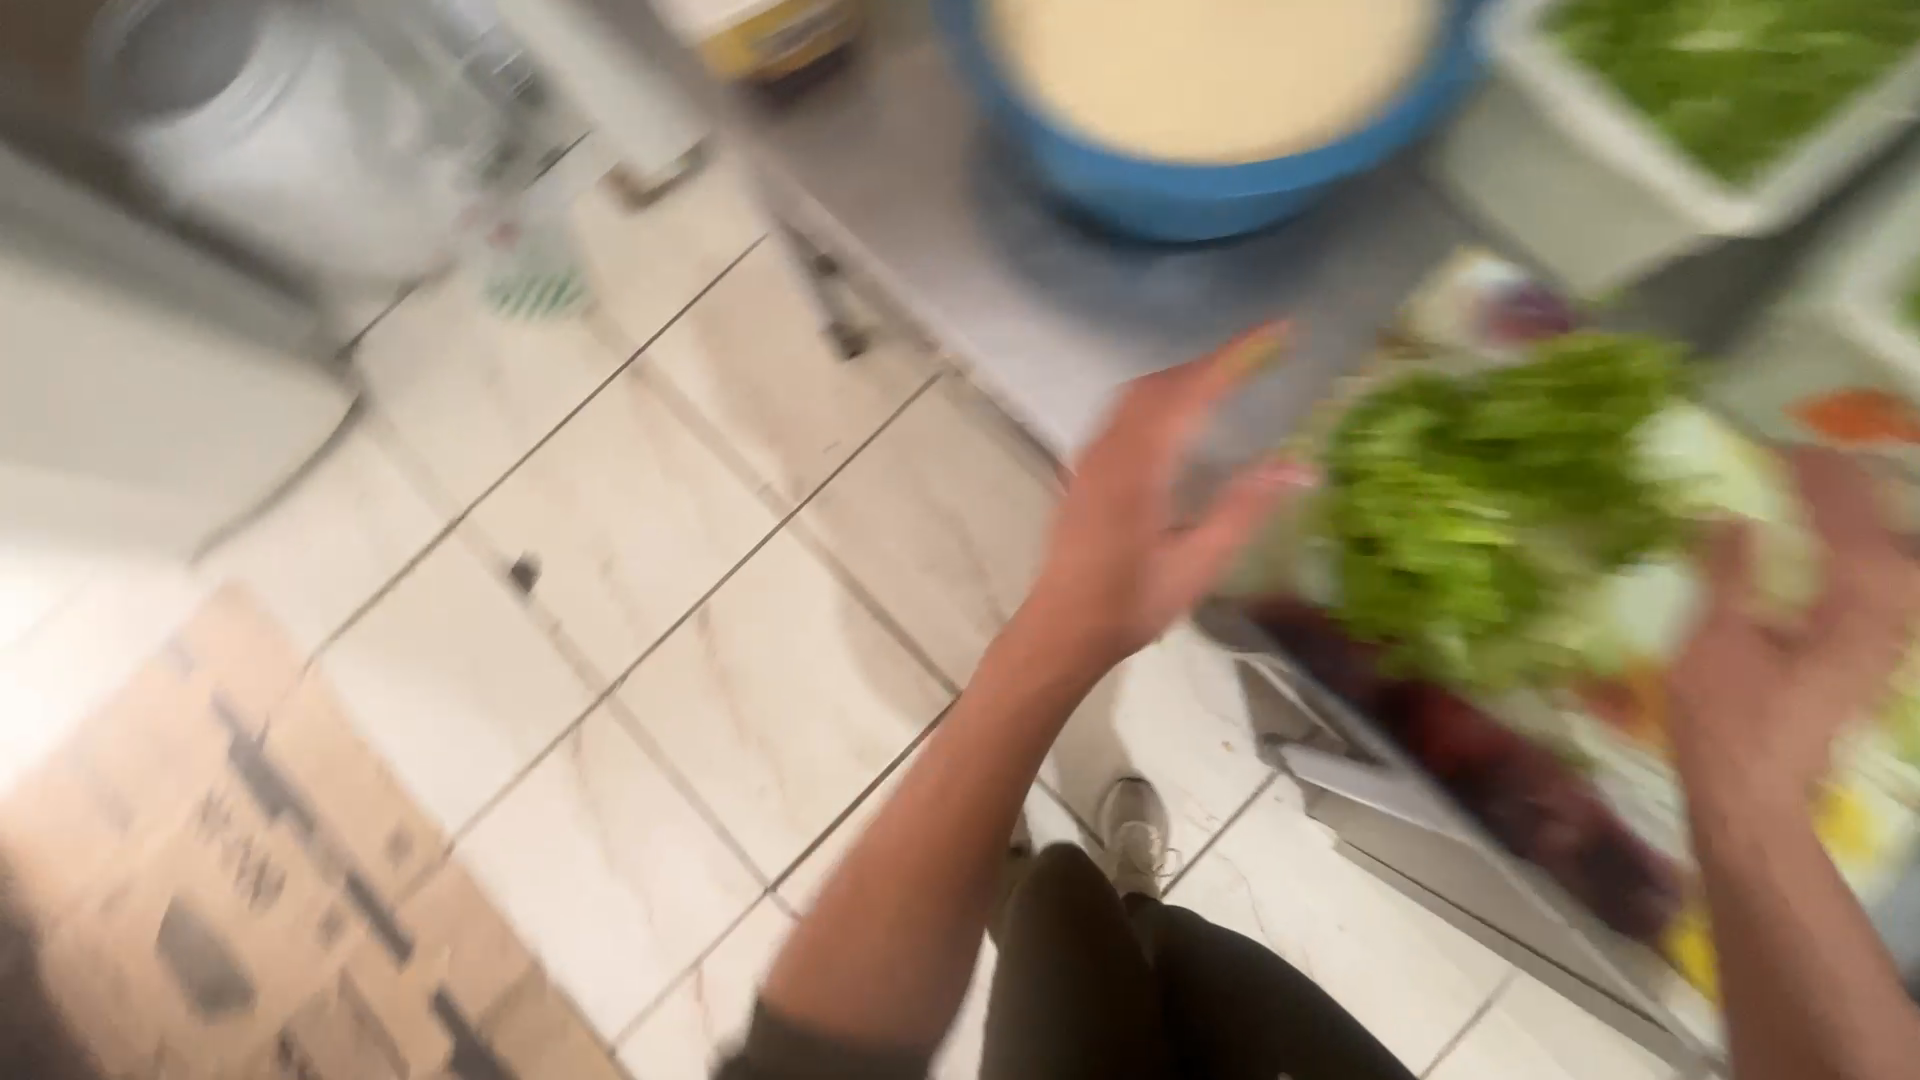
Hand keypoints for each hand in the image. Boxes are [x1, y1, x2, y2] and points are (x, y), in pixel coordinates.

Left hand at [1015, 323, 1317, 675]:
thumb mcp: (1199, 563)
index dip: (1236, 356)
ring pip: (1133, 398)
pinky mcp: (1079, 474)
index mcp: (1138, 467)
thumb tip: (1301, 464)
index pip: (1191, 391)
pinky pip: (1118, 418)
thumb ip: (1246, 508)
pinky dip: (1154, 403)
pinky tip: (1173, 425)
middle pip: (1158, 385)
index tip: (1278, 331)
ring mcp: (1087, 460)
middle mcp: (1107, 451)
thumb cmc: (1131, 603)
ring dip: (1179, 381)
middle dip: (1209, 365)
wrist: (1062, 627)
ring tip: (1223, 384)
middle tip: (1258, 360)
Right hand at [1670, 448, 1919, 805]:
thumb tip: (1726, 517)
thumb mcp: (1713, 642)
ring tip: (1821, 500)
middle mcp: (1887, 623)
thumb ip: (1726, 576)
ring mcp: (1883, 644)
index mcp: (1853, 614)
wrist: (1753, 790)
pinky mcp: (1865, 659)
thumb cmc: (1726, 718)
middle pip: (1895, 543)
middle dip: (1858, 495)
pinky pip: (1880, 590)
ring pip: (1895, 569)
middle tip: (1807, 465)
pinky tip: (1824, 557)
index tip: (1783, 448)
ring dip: (1863, 526)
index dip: (1821, 483)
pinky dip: (1859, 558)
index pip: (1852, 528)